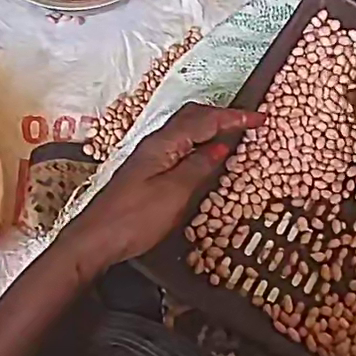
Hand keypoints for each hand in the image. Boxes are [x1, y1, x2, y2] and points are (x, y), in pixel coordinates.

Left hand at [60, 103, 264, 271]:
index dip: (235, 118)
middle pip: (193, 117)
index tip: (260, 119)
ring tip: (234, 134)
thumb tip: (221, 146)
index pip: (205, 120)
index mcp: (164, 144)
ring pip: (186, 130)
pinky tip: (206, 154)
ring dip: (211, 127)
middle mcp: (156, 143)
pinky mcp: (147, 170)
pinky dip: (200, 142)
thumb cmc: (135, 219)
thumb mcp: (175, 193)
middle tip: (250, 123)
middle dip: (223, 115)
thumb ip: (200, 166)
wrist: (95, 240)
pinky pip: (180, 145)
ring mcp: (150, 156)